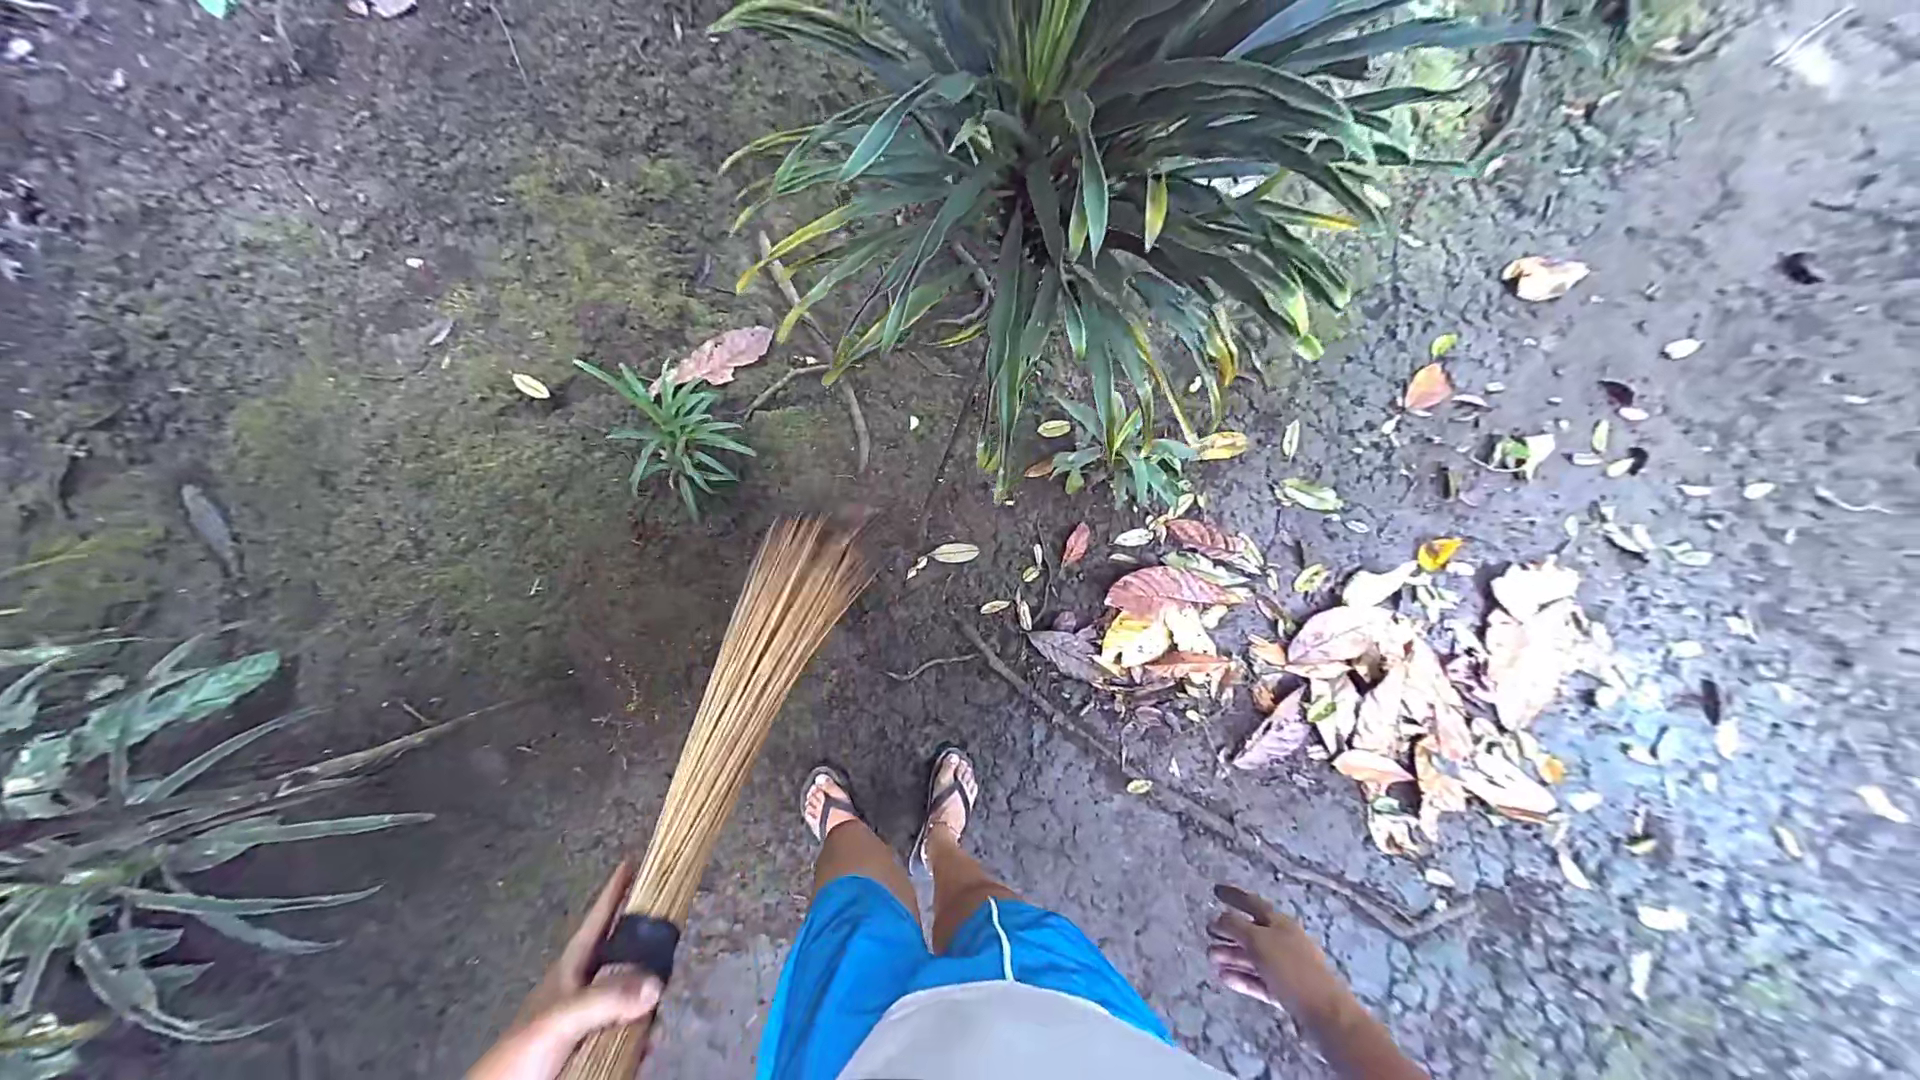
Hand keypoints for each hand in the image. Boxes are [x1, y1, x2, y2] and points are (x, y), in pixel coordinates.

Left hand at [466, 862, 662, 1079]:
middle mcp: (584, 984)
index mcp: (573, 965)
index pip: (600, 916)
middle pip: (626, 951)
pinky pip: (630, 1030)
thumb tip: (657, 983)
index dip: (616, 888)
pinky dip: (643, 1037)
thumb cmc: (520, 1052)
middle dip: (651, 948)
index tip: (635, 859)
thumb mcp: (561, 1018)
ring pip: (633, 992)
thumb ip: (606, 997)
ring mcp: (588, 1015)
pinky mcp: (593, 1043)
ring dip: (650, 1004)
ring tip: (659, 1020)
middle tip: (671, 947)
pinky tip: (647, 1045)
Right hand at [1205, 884, 1334, 1012]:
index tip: (1216, 890)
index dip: (1234, 895)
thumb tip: (1219, 918)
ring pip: (1253, 957)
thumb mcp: (1258, 940)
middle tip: (1208, 933)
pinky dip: (1241, 977)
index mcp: (1280, 923)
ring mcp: (1285, 967)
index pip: (1252, 903)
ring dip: (1231, 956)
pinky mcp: (1285, 991)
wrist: (1326, 1014)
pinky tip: (1224, 978)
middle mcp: (1283, 941)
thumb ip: (1235, 926)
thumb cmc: (1291, 968)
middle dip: (1228, 932)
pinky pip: (1258, 980)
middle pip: (1251, 932)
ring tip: (1211, 959)